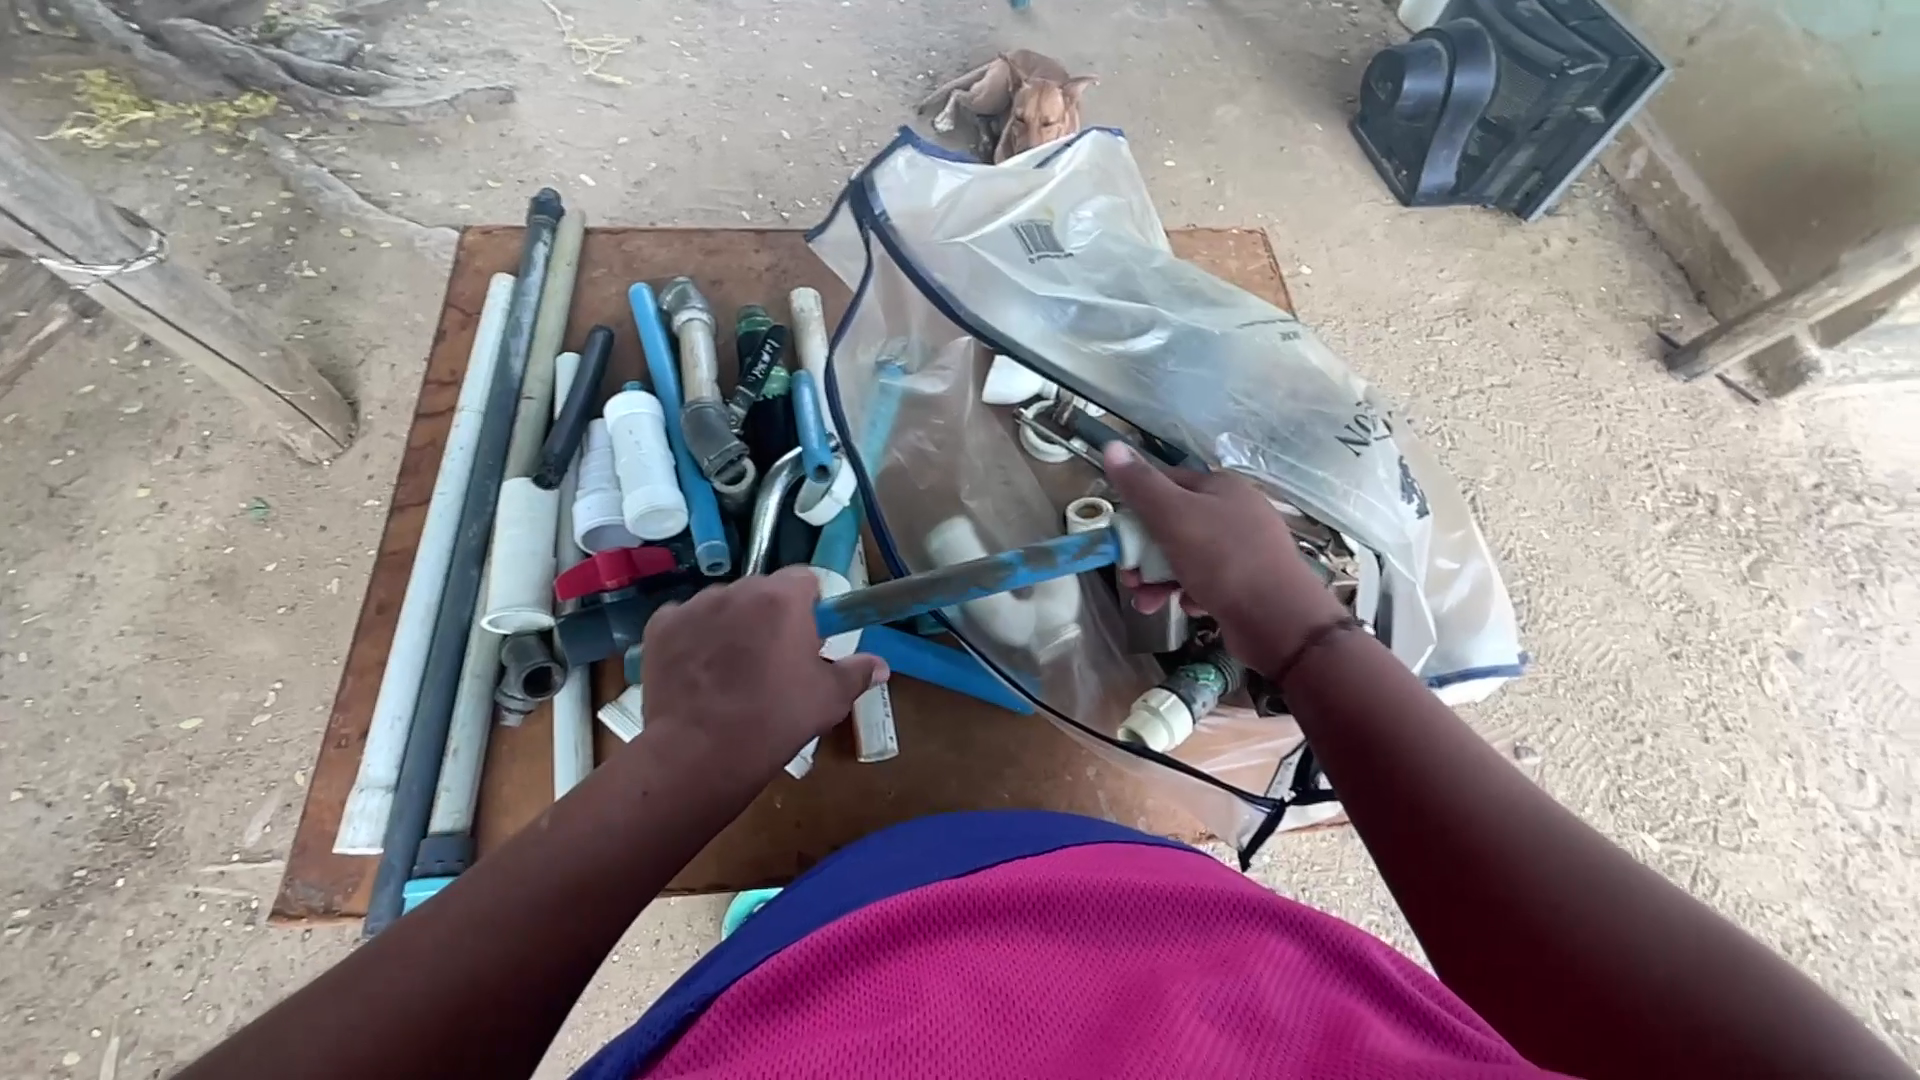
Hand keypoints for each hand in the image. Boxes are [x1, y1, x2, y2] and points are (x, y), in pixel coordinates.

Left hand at [636, 566, 888, 775]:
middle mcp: (737, 590)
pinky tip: (697, 671)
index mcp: (783, 598)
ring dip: (731, 625)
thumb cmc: (777, 718)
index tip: (807, 637)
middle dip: (769, 615)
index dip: (809, 606)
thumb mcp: (830, 698)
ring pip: (722, 605)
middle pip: (761, 591)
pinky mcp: (661, 627)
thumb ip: (858, 672)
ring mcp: (693, 606)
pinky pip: (684, 622)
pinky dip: (693, 638)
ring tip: (730, 670)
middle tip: (773, 660)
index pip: (804, 579)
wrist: (701, 752)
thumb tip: (881, 666)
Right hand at [1103, 441, 1346, 674]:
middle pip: (1173, 525)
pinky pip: (1206, 581)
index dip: (1136, 507)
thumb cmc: (1223, 561)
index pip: (1166, 483)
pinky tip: (1188, 607)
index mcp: (1220, 488)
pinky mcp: (1246, 583)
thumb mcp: (1173, 517)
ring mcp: (1243, 549)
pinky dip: (1189, 593)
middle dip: (1144, 554)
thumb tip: (1111, 446)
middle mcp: (1235, 513)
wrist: (1280, 621)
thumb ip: (1140, 485)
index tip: (1118, 535)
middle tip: (1129, 577)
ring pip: (1186, 557)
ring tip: (1147, 603)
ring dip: (1159, 580)